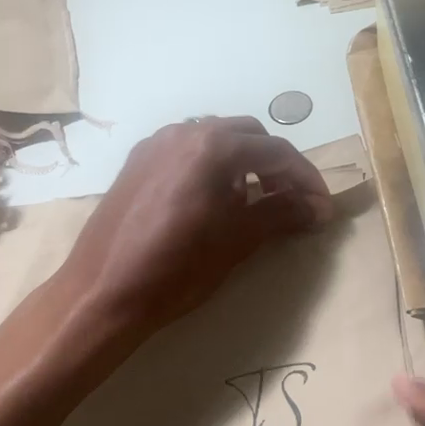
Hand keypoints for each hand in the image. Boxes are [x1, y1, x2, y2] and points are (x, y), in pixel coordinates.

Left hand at [54, 116, 333, 340]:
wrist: (102, 293)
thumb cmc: (177, 268)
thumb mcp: (238, 241)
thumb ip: (282, 214)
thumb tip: (320, 207)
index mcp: (213, 146)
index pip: (276, 152)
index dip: (306, 179)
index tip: (322, 207)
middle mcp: (184, 132)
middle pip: (248, 135)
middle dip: (275, 165)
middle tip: (290, 202)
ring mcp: (156, 145)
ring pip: (215, 139)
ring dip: (243, 163)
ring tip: (252, 203)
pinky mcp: (137, 163)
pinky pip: (187, 151)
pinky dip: (211, 166)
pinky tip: (213, 201)